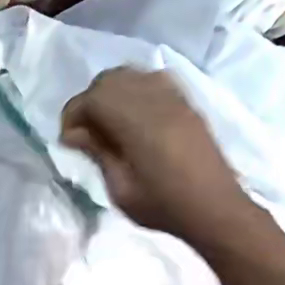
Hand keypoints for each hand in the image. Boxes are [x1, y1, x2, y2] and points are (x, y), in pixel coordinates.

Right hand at [59, 67, 262, 248]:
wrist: (216, 210)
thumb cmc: (165, 207)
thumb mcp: (121, 190)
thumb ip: (98, 154)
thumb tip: (74, 133)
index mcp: (137, 124)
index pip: (93, 98)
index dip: (73, 115)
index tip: (68, 140)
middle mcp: (155, 101)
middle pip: (110, 79)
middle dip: (90, 100)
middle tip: (85, 131)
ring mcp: (174, 98)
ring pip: (132, 74)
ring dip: (112, 93)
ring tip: (108, 123)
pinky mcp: (186, 103)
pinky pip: (154, 80)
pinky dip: (135, 91)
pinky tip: (134, 117)